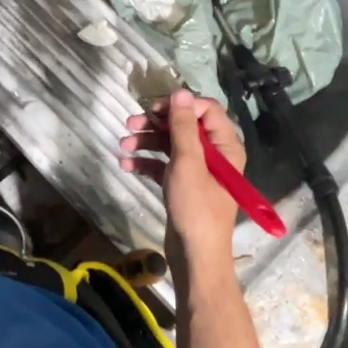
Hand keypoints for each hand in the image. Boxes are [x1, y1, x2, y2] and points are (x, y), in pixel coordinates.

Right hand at [119, 89, 244, 263]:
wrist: (195, 256)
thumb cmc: (196, 207)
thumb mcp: (187, 162)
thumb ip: (183, 126)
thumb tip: (180, 91)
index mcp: (225, 147)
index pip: (205, 109)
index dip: (179, 105)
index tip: (155, 109)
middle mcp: (214, 154)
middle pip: (183, 125)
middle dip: (156, 123)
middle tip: (131, 122)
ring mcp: (197, 170)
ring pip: (170, 143)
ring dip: (146, 141)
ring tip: (123, 145)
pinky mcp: (182, 184)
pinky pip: (163, 164)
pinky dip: (146, 162)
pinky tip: (126, 164)